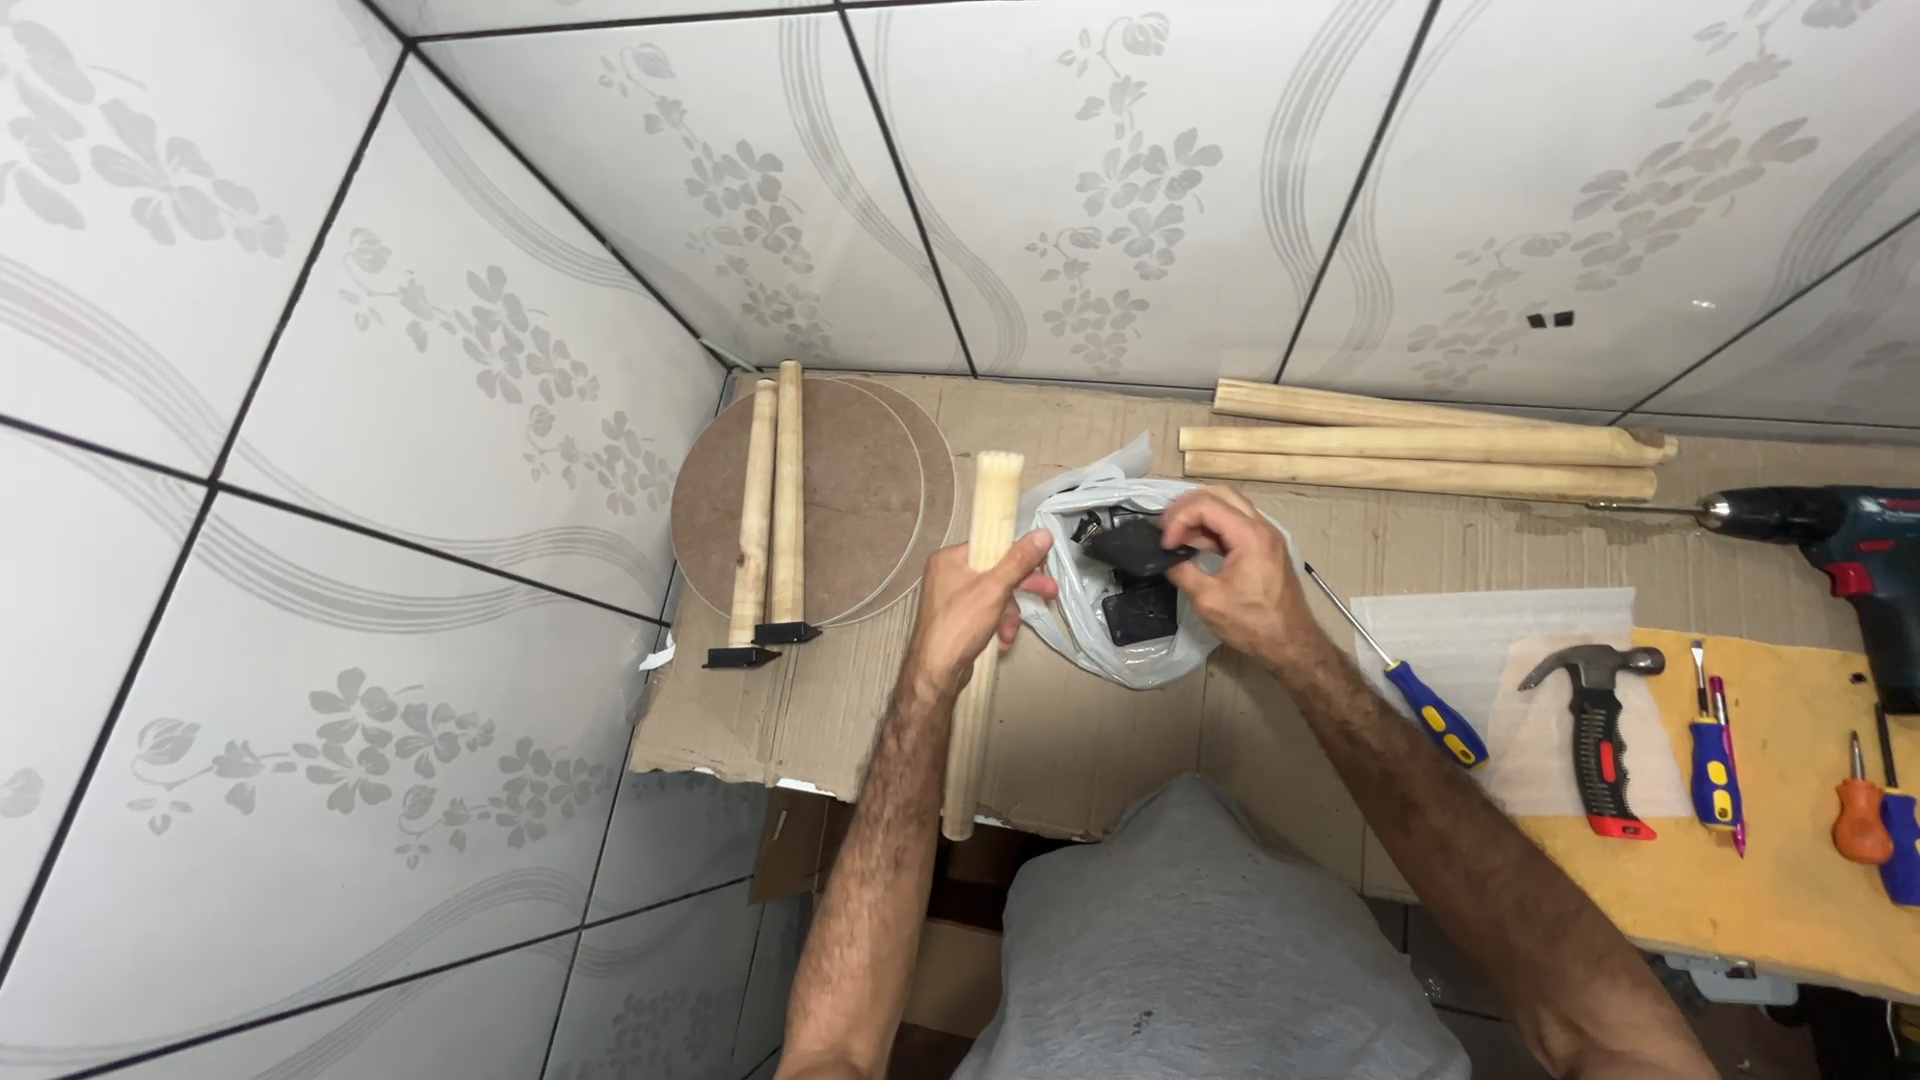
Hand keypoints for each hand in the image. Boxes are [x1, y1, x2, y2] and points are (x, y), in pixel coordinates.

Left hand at [902, 529, 1058, 695]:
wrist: (936, 672)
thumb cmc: (961, 624)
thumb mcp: (995, 588)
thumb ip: (1019, 560)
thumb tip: (1043, 533)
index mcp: (949, 559)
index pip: (991, 546)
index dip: (1018, 555)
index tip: (1042, 564)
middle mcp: (948, 574)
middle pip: (995, 572)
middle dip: (1022, 587)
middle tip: (1050, 592)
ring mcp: (951, 598)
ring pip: (994, 596)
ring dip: (1009, 614)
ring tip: (1012, 631)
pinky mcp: (957, 619)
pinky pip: (985, 612)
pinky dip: (997, 624)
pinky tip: (1003, 640)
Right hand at [1162, 486, 1323, 667]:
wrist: (1290, 644)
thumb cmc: (1252, 624)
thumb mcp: (1208, 600)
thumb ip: (1183, 571)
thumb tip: (1167, 558)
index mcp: (1250, 536)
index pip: (1206, 505)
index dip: (1178, 519)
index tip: (1165, 545)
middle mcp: (1261, 527)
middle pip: (1219, 494)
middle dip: (1187, 506)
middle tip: (1166, 527)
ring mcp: (1265, 535)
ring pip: (1227, 505)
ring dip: (1199, 514)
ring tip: (1176, 534)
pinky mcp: (1263, 547)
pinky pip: (1234, 523)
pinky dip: (1211, 526)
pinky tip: (1193, 543)